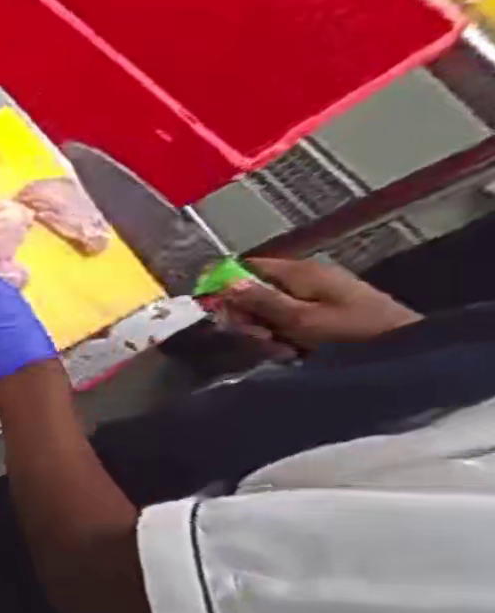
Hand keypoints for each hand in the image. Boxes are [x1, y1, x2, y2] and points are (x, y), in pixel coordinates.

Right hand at [213, 257, 420, 350]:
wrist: (400, 344)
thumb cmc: (347, 330)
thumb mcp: (297, 318)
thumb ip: (260, 301)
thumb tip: (224, 284)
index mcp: (298, 272)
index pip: (248, 266)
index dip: (224, 284)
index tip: (213, 309)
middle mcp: (305, 276)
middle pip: (252, 290)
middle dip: (244, 315)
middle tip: (253, 336)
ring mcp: (315, 291)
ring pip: (265, 307)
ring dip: (261, 328)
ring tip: (275, 346)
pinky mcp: (320, 306)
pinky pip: (283, 316)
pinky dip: (278, 331)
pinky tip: (287, 346)